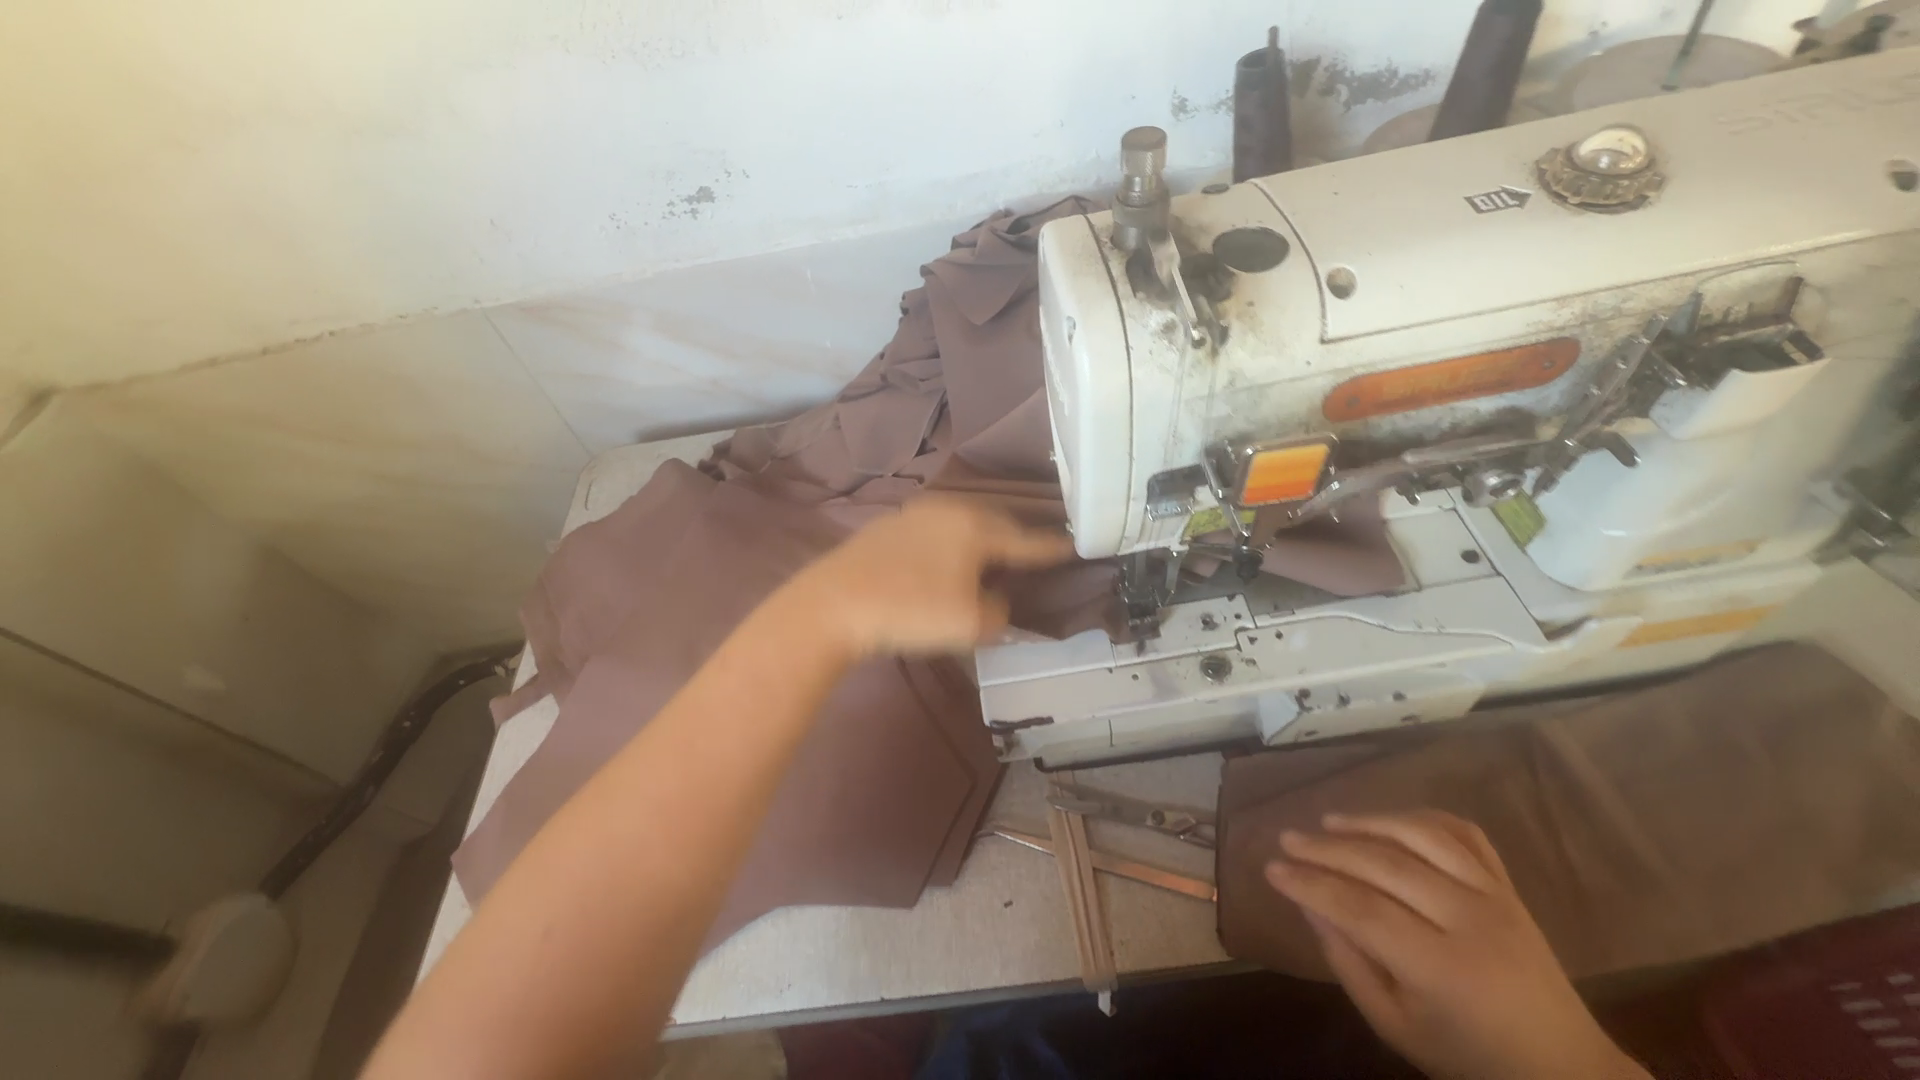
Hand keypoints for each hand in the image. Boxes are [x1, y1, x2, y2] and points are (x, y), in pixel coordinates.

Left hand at [779, 496, 1072, 657]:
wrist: (833, 604)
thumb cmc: (911, 611)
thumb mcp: (971, 625)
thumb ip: (999, 612)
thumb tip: (997, 601)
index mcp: (977, 528)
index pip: (1027, 541)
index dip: (1052, 548)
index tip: (1075, 546)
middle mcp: (949, 510)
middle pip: (994, 525)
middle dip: (1014, 541)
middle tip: (1030, 558)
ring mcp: (913, 515)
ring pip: (961, 526)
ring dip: (978, 544)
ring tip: (988, 563)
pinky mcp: (885, 528)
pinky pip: (933, 534)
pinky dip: (947, 548)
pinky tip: (941, 566)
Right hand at [1265, 811, 1648, 1079]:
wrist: (1561, 1066)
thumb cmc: (1467, 1055)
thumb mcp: (1395, 1025)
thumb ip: (1349, 963)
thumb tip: (1308, 905)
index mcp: (1442, 968)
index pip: (1361, 910)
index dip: (1311, 885)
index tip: (1271, 869)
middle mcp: (1471, 921)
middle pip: (1386, 866)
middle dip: (1328, 849)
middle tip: (1287, 839)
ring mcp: (1496, 898)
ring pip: (1423, 838)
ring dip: (1370, 822)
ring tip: (1329, 821)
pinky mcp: (1510, 887)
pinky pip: (1465, 834)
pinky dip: (1422, 818)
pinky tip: (1389, 820)